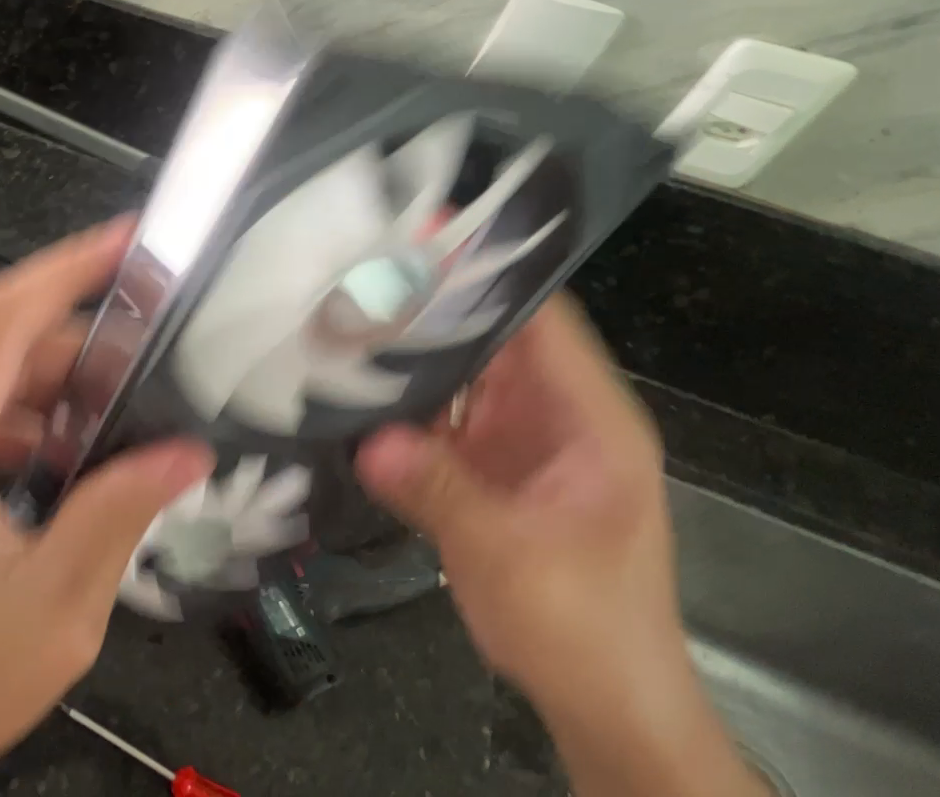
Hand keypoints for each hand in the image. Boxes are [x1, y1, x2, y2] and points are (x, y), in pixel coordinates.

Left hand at [0, 219, 212, 796]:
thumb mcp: (51, 606)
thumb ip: (119, 514)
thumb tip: (178, 456)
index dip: (67, 270)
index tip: (123, 246)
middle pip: (3, 347)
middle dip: (84, 355)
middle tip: (149, 384)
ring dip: (56, 395)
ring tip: (112, 438)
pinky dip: (23, 421)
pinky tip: (64, 465)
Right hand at [355, 294, 677, 703]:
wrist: (601, 701)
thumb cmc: (584, 625)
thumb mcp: (512, 557)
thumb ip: (441, 493)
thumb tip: (368, 442)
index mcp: (589, 422)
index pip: (542, 322)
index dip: (488, 274)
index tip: (421, 237)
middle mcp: (553, 420)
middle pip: (491, 343)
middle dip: (429, 310)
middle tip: (353, 278)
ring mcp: (515, 446)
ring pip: (458, 380)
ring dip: (407, 358)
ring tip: (338, 324)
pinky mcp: (484, 474)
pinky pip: (437, 424)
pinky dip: (398, 409)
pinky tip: (348, 394)